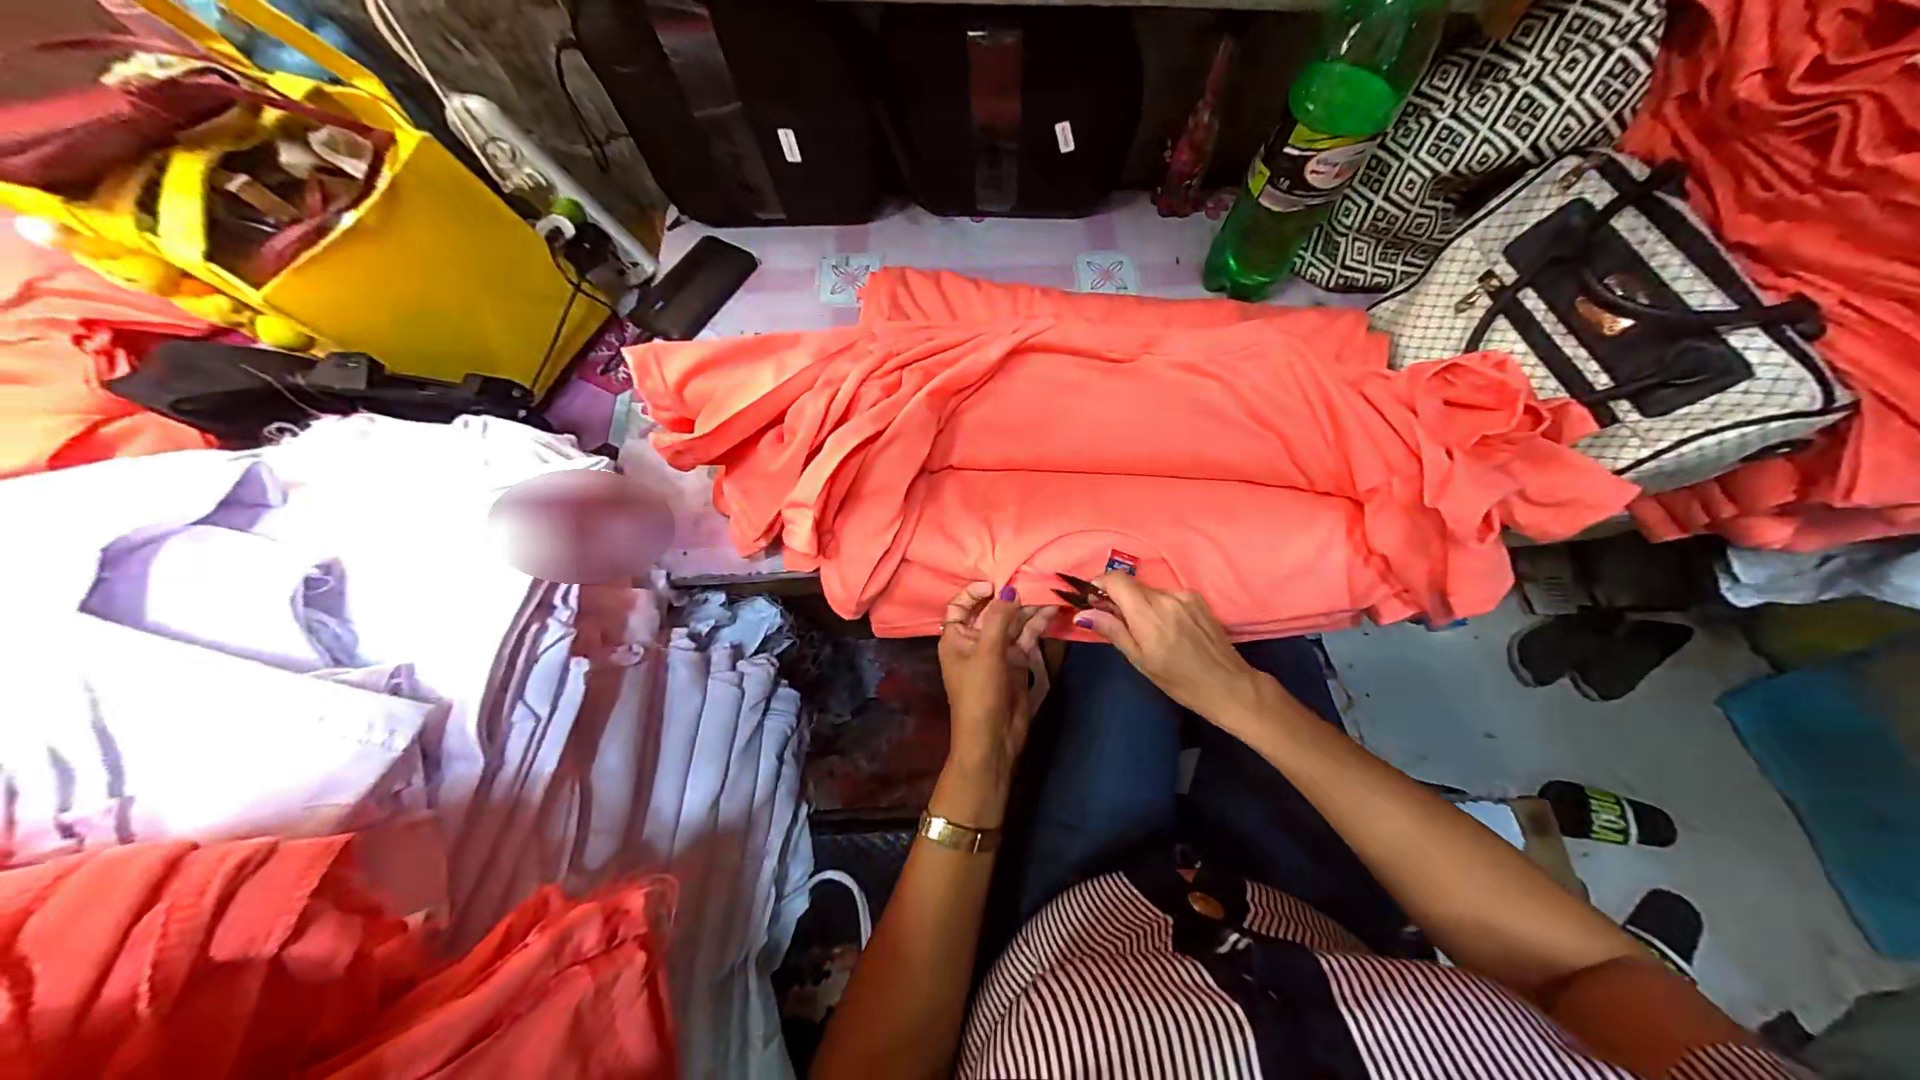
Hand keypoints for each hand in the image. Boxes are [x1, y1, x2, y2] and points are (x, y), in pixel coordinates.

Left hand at [937, 583, 1056, 794]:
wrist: (993, 738)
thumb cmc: (979, 693)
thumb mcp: (986, 652)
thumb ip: (998, 618)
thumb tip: (1009, 590)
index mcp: (955, 638)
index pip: (961, 605)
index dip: (975, 592)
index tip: (997, 583)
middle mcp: (976, 641)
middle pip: (992, 611)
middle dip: (1011, 596)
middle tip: (1034, 579)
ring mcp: (998, 651)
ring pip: (1013, 622)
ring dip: (1029, 608)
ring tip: (1049, 590)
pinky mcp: (1017, 661)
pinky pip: (1027, 636)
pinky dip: (1038, 624)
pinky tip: (1053, 610)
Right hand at [1073, 575, 1271, 723]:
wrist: (1228, 685)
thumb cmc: (1179, 680)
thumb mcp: (1140, 660)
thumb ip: (1113, 630)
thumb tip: (1083, 613)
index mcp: (1149, 613)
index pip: (1116, 579)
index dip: (1100, 584)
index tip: (1092, 600)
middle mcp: (1166, 596)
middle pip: (1132, 586)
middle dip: (1118, 598)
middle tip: (1114, 621)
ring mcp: (1185, 596)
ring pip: (1150, 591)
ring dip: (1139, 604)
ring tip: (1145, 631)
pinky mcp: (1198, 599)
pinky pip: (1168, 596)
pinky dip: (1159, 606)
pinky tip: (1166, 629)